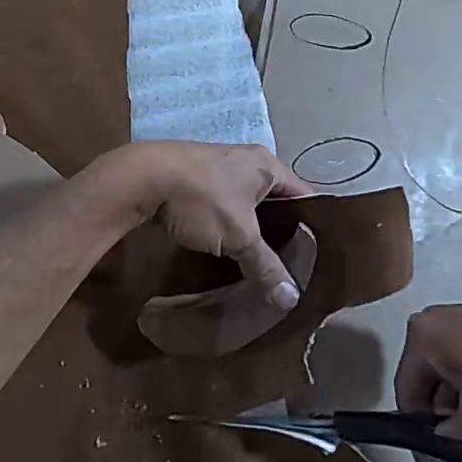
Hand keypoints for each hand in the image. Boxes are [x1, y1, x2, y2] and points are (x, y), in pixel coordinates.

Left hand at [112, 141, 312, 308]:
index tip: (319, 258)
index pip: (305, 196)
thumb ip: (266, 265)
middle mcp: (248, 161)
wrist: (141, 177)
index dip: (314, 226)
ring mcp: (221, 168)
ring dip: (255, 231)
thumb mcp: (239, 236)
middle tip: (292, 267)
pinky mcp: (198, 180)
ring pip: (249, 205)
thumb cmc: (201, 198)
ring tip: (263, 263)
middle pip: (277, 202)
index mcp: (268, 165)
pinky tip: (230, 250)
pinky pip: (226, 206)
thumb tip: (292, 299)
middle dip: (283, 232)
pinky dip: (231, 226)